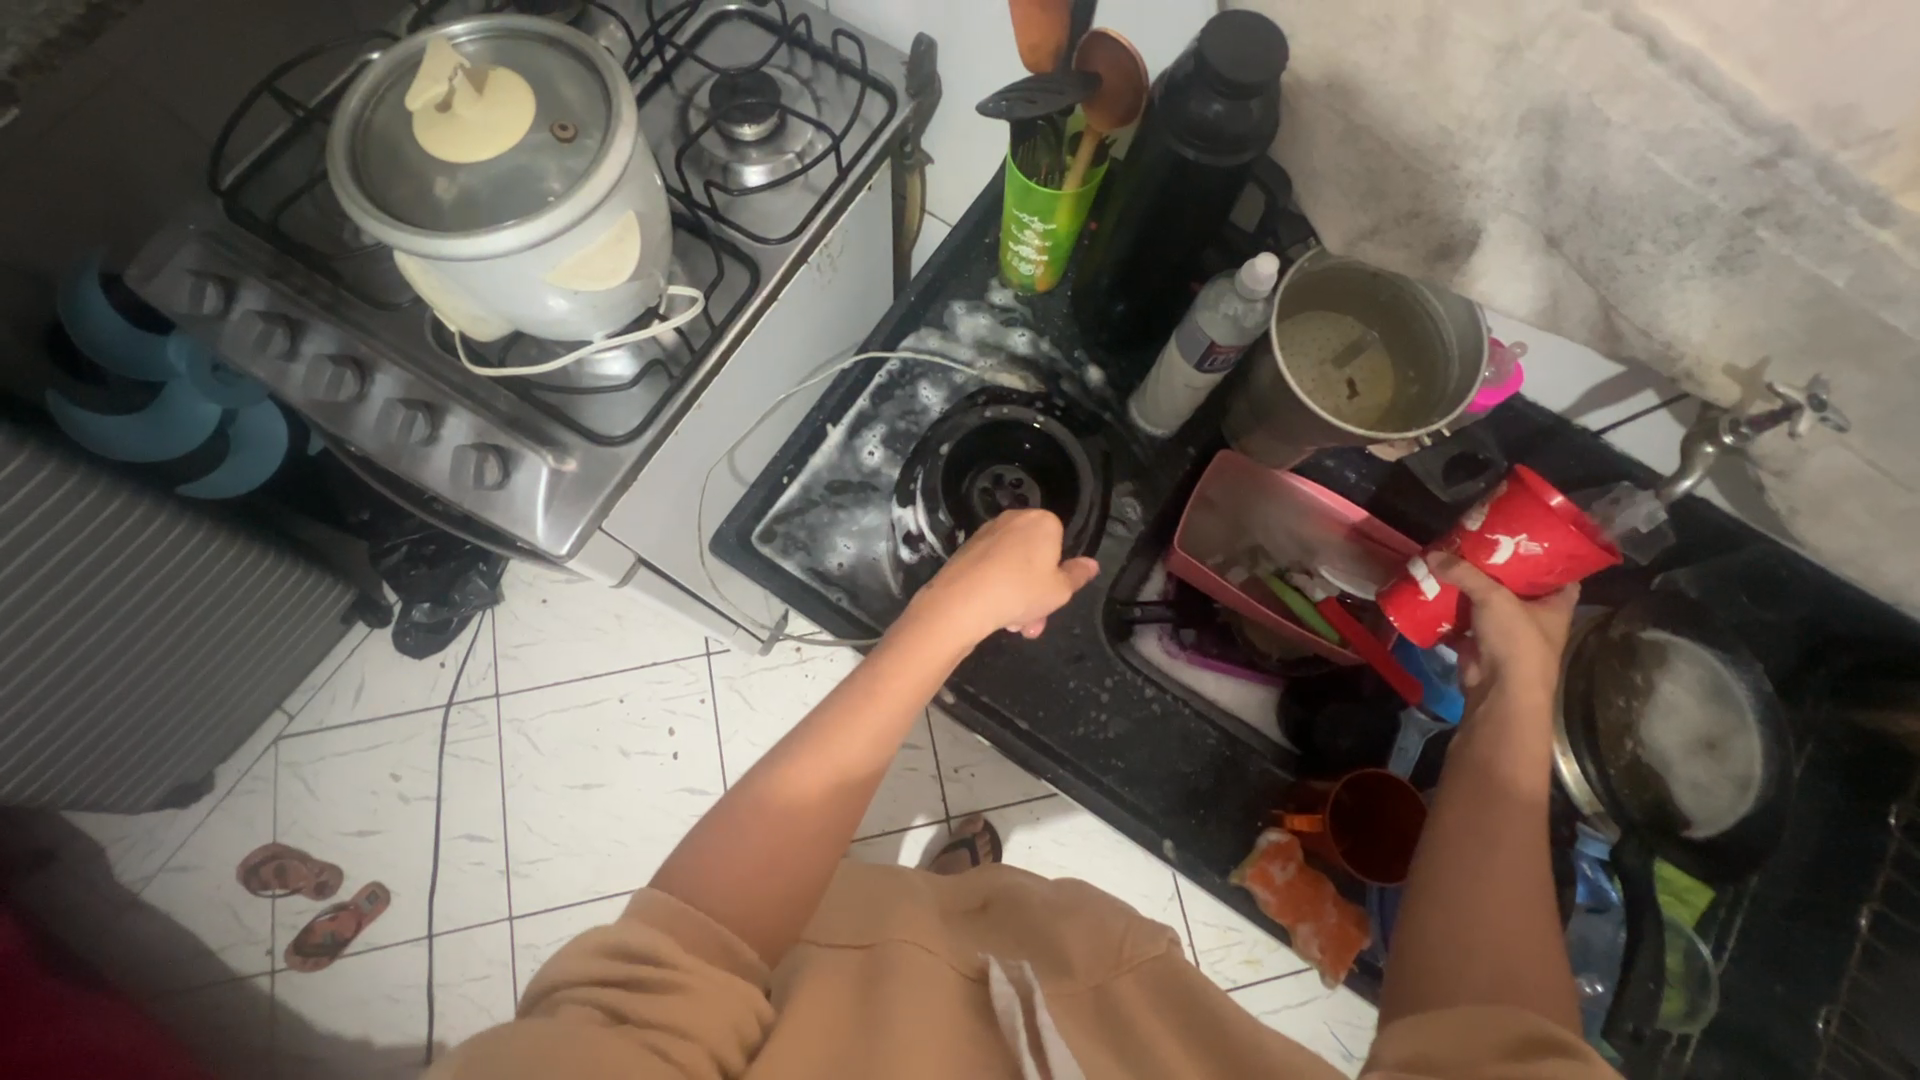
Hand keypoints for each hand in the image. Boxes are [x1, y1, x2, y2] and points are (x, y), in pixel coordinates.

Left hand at [907, 509, 1100, 643]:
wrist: (962, 601)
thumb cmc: (1021, 591)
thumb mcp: (1060, 590)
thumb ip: (1078, 575)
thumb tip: (1092, 564)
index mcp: (1043, 521)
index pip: (1060, 543)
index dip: (1058, 572)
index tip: (1053, 596)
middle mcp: (1014, 519)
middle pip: (1034, 558)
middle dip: (1036, 593)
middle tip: (1033, 622)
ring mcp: (987, 533)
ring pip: (1013, 567)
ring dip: (1017, 597)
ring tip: (1013, 626)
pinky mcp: (967, 549)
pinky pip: (992, 569)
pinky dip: (996, 588)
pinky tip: (994, 615)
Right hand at [1432, 552, 1577, 707]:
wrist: (1500, 689)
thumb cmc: (1516, 640)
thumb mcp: (1493, 597)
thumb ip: (1464, 573)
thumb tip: (1431, 554)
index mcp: (1556, 604)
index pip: (1559, 574)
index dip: (1546, 556)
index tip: (1524, 539)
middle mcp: (1535, 617)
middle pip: (1516, 585)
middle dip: (1495, 568)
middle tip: (1474, 545)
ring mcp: (1507, 631)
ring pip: (1486, 602)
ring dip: (1467, 588)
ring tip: (1448, 563)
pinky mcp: (1481, 643)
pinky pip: (1463, 620)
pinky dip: (1449, 611)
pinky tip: (1434, 593)